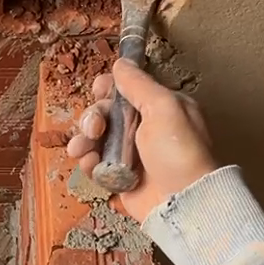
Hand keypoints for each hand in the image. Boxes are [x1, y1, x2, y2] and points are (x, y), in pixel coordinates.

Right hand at [64, 59, 217, 220]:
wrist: (182, 202)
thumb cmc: (177, 152)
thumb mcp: (163, 108)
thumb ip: (139, 84)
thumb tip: (121, 62)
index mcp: (159, 107)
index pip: (126, 89)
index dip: (107, 89)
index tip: (98, 91)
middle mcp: (143, 127)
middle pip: (104, 112)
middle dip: (92, 118)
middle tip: (94, 130)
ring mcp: (130, 153)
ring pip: (95, 138)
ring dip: (83, 140)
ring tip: (81, 150)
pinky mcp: (119, 176)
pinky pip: (95, 163)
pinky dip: (89, 163)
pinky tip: (90, 166)